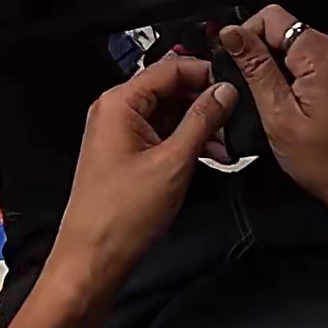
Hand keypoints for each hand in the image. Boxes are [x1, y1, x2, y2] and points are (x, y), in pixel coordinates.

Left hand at [45, 56, 237, 304]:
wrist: (92, 260)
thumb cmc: (118, 216)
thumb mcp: (173, 162)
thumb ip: (202, 121)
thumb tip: (223, 92)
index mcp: (119, 102)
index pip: (169, 67)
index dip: (204, 73)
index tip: (233, 85)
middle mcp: (116, 110)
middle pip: (169, 88)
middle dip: (204, 103)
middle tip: (234, 117)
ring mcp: (120, 131)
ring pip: (168, 112)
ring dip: (199, 125)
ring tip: (226, 145)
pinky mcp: (126, 152)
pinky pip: (161, 133)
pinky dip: (186, 141)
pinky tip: (211, 156)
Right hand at [219, 5, 327, 234]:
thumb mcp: (278, 115)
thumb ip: (254, 68)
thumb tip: (232, 34)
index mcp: (323, 54)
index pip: (271, 17)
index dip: (247, 38)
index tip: (238, 65)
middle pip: (284, 29)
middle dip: (264, 57)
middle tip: (259, 94)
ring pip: (295, 45)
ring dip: (280, 68)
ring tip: (281, 104)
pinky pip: (311, 58)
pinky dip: (296, 76)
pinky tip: (297, 105)